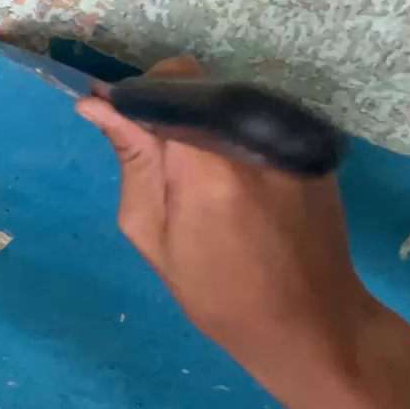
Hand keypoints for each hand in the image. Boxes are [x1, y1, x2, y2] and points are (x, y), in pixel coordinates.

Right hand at [76, 55, 383, 392]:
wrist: (315, 326)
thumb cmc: (217, 291)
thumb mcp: (150, 232)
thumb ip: (131, 158)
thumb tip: (94, 104)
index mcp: (207, 163)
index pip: (166, 83)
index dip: (138, 94)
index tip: (122, 122)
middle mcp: (255, 138)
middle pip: (196, 83)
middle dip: (165, 105)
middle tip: (158, 157)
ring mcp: (291, 140)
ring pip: (224, 96)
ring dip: (198, 118)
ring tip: (198, 172)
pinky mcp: (312, 149)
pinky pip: (254, 117)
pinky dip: (230, 133)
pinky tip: (233, 179)